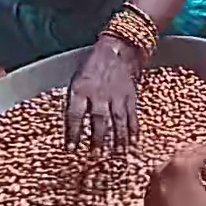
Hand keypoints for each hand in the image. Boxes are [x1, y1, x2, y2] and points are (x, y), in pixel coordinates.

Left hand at [66, 37, 141, 151]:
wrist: (118, 49)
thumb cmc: (93, 65)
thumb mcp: (77, 79)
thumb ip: (76, 100)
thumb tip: (74, 123)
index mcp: (81, 89)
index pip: (75, 115)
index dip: (73, 133)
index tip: (71, 149)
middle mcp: (99, 94)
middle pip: (98, 120)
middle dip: (97, 139)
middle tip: (96, 155)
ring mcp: (117, 96)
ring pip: (117, 121)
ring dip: (117, 139)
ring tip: (117, 153)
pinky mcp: (131, 97)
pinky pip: (132, 117)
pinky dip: (133, 130)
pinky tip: (133, 142)